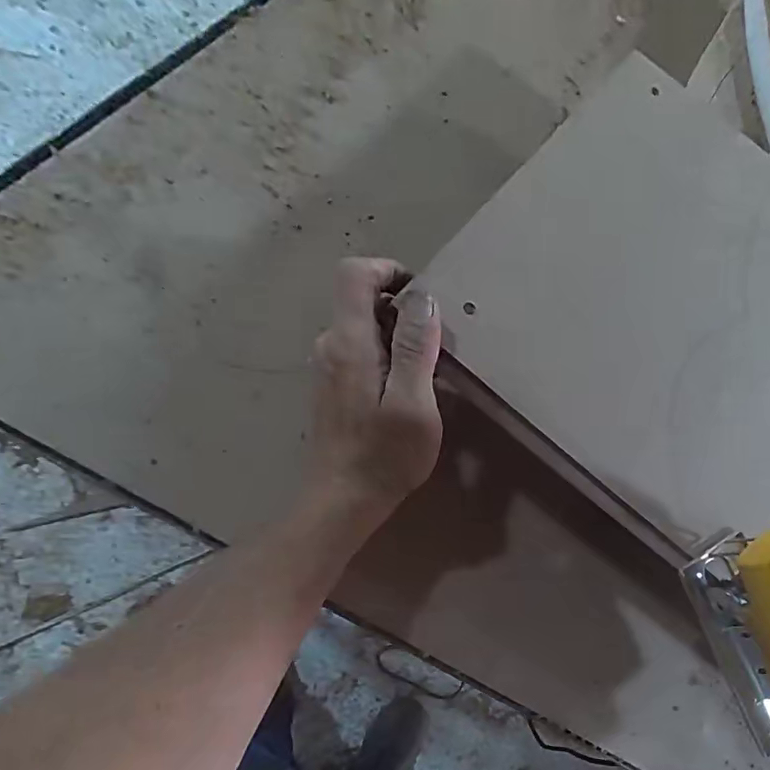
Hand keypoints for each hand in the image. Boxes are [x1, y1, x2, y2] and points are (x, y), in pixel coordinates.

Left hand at [306, 258, 444, 513]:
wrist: (344, 499)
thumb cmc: (386, 454)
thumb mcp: (414, 402)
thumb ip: (416, 347)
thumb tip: (423, 299)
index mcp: (349, 342)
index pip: (354, 274)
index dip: (389, 270)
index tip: (424, 296)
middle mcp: (331, 345)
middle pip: (361, 299)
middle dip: (403, 308)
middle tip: (439, 344)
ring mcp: (329, 367)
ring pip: (365, 327)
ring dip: (399, 335)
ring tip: (431, 371)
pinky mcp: (335, 387)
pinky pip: (363, 352)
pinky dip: (389, 356)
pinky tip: (409, 391)